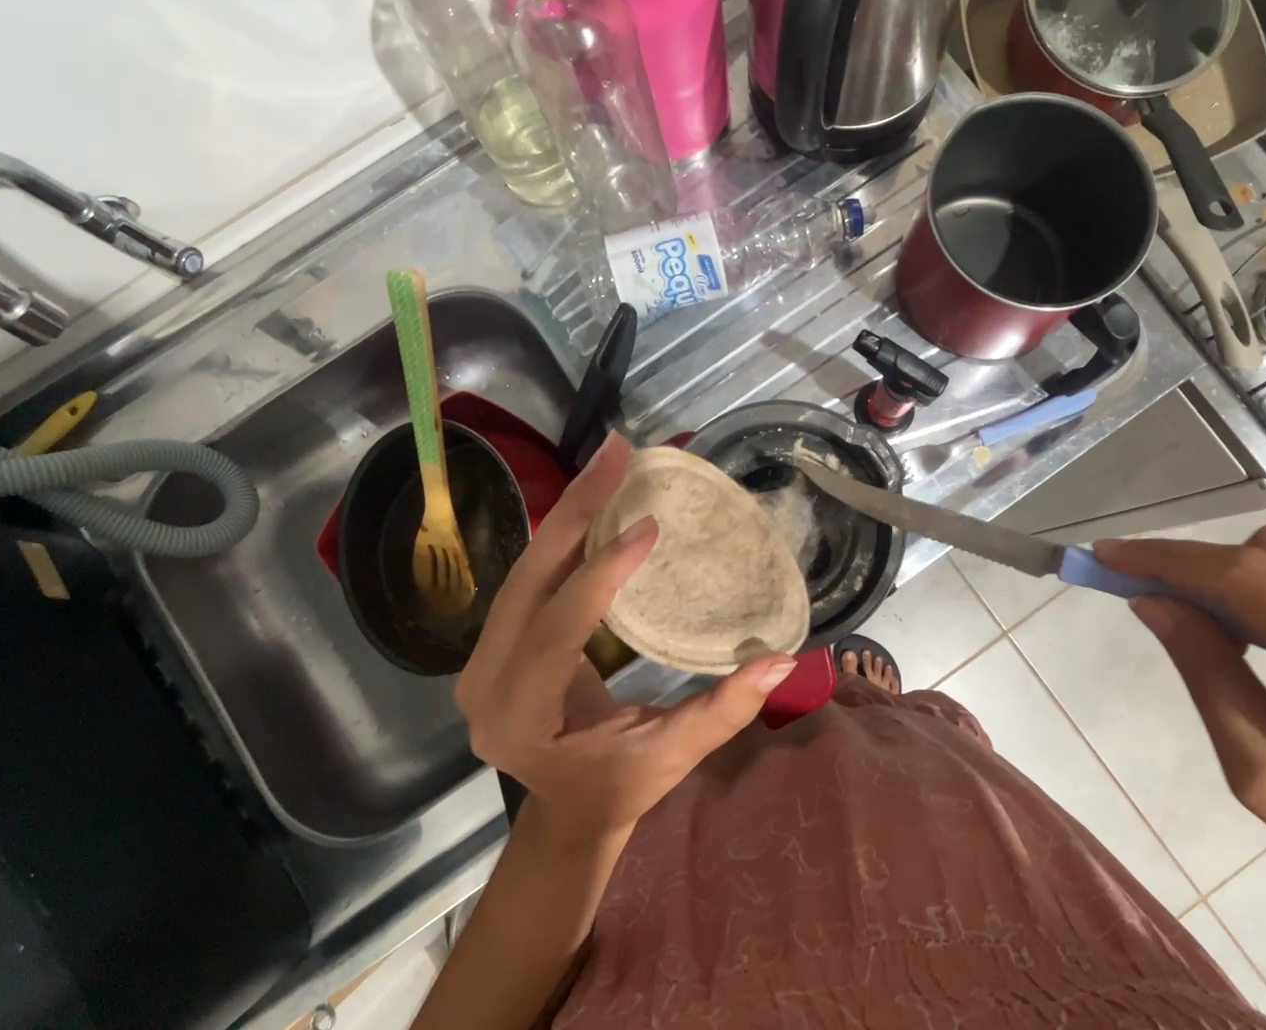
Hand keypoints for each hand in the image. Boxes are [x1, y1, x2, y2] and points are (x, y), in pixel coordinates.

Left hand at [455, 434, 797, 842]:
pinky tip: (594, 501)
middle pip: (527, 582)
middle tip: (617, 454)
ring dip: (568, 514)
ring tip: (609, 465)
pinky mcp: (497, 641)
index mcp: (519, 719)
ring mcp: (481, 659)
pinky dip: (563, 536)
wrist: (567, 811)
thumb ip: (722, 712)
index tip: (645, 528)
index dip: (597, 578)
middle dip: (574, 512)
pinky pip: (529, 578)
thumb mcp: (670, 756)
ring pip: (523, 571)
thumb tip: (784, 662)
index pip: (555, 634)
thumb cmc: (617, 789)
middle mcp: (484, 683)